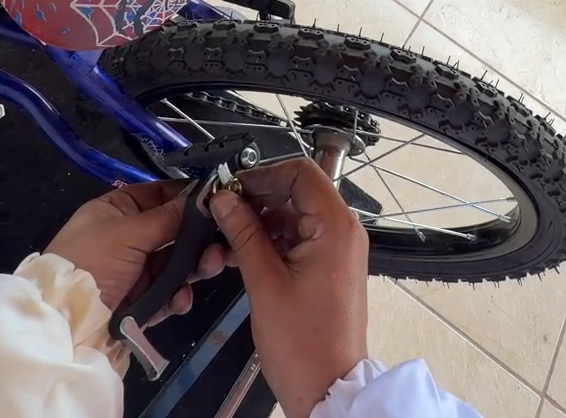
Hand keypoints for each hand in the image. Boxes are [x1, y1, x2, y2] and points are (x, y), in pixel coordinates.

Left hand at [45, 180, 225, 324]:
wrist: (63, 326)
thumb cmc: (91, 263)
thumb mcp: (129, 233)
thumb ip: (169, 216)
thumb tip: (204, 194)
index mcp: (116, 210)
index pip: (159, 194)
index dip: (187, 196)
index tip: (217, 200)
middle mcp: (126, 237)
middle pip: (173, 230)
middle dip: (198, 237)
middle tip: (221, 242)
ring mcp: (133, 271)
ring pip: (175, 262)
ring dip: (195, 264)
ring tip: (212, 266)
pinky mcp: (138, 302)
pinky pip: (167, 293)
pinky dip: (178, 295)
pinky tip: (182, 298)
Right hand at [211, 159, 368, 417]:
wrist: (329, 392)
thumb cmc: (303, 344)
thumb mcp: (265, 283)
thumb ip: (244, 233)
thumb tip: (224, 199)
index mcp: (336, 226)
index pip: (301, 172)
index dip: (263, 174)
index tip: (232, 188)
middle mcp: (343, 229)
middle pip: (297, 191)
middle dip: (258, 198)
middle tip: (223, 213)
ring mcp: (337, 247)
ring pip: (294, 213)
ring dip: (261, 221)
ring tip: (227, 239)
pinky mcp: (329, 264)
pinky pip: (298, 235)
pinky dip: (272, 239)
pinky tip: (243, 254)